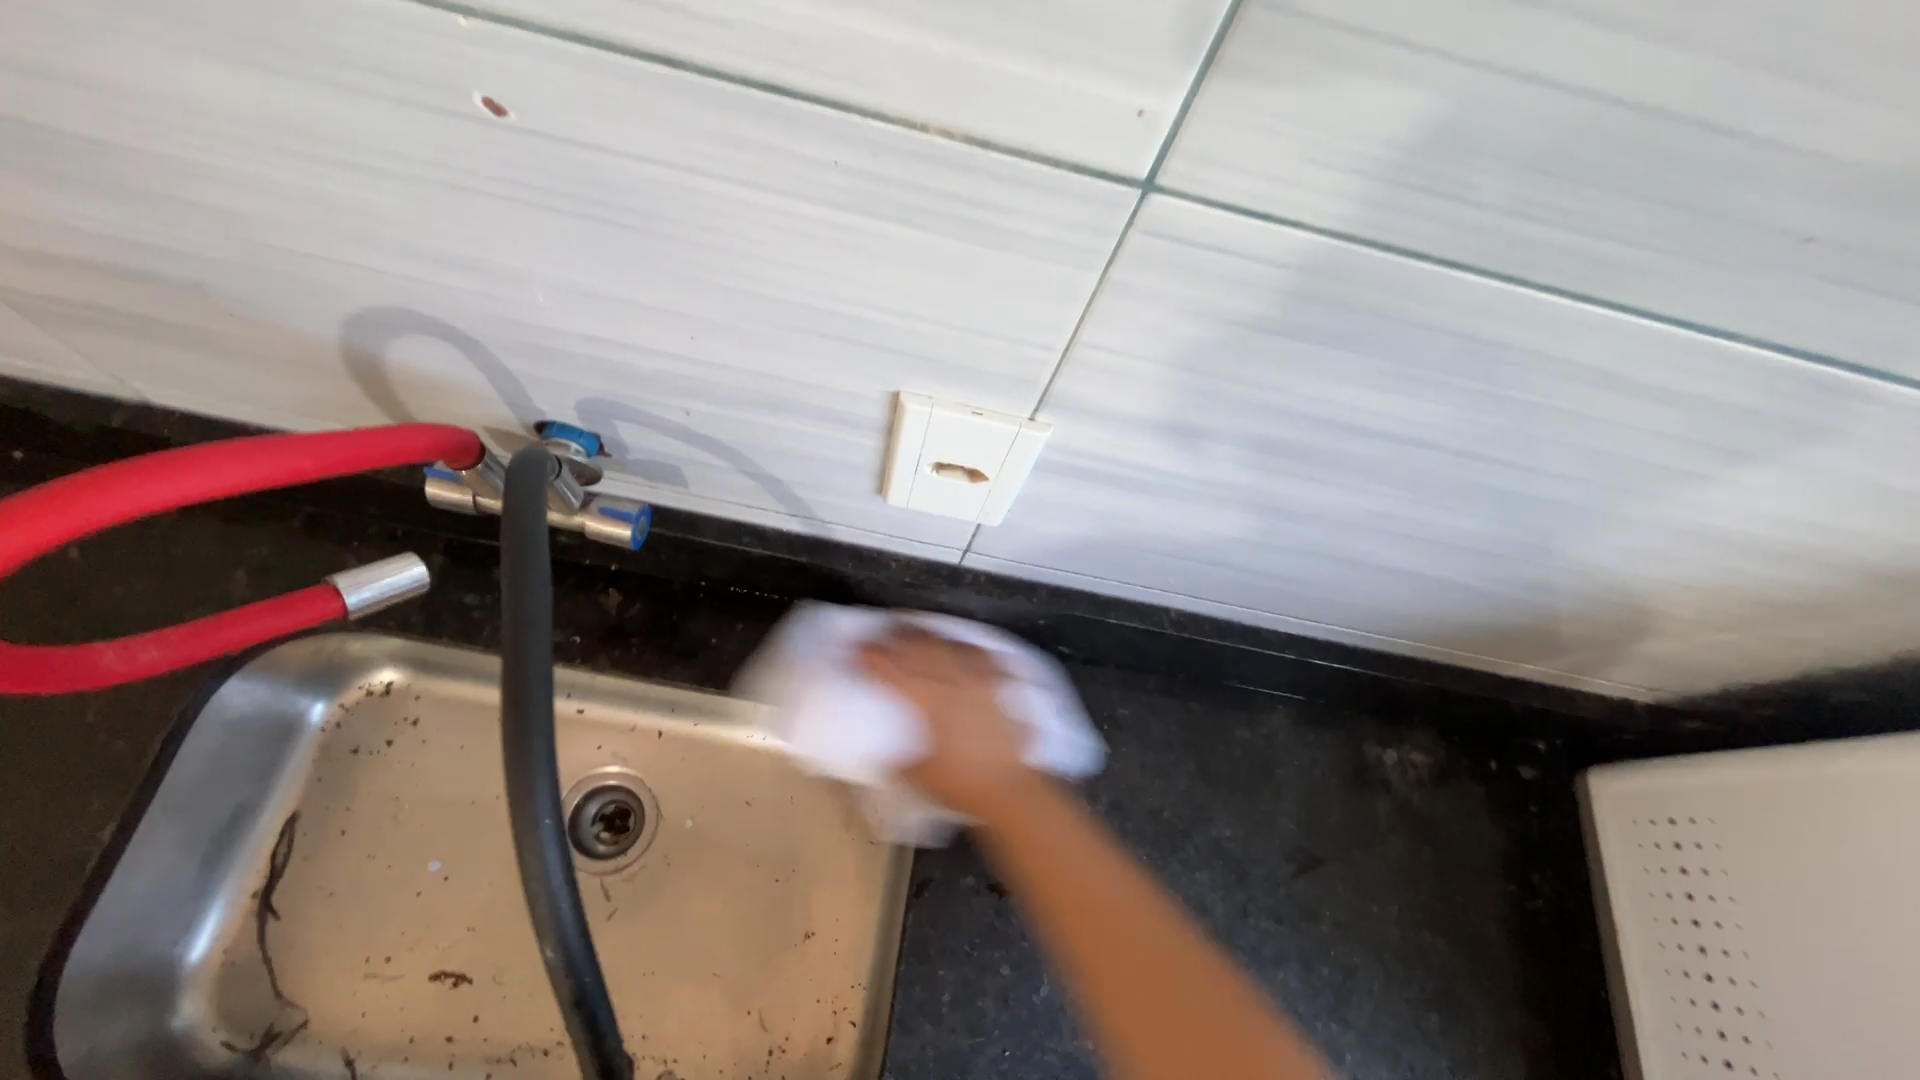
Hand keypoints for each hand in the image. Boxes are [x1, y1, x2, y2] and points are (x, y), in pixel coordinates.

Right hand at [857, 625, 1032, 818]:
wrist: (1008, 789)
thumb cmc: (958, 784)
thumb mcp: (913, 773)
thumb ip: (895, 755)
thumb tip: (884, 749)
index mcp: (923, 698)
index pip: (889, 667)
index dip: (869, 656)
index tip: (856, 651)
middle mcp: (949, 679)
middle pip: (916, 647)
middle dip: (893, 638)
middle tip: (879, 636)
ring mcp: (977, 678)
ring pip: (947, 644)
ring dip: (926, 635)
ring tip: (914, 631)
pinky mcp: (1000, 684)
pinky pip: (981, 654)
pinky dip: (965, 646)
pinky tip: (960, 644)